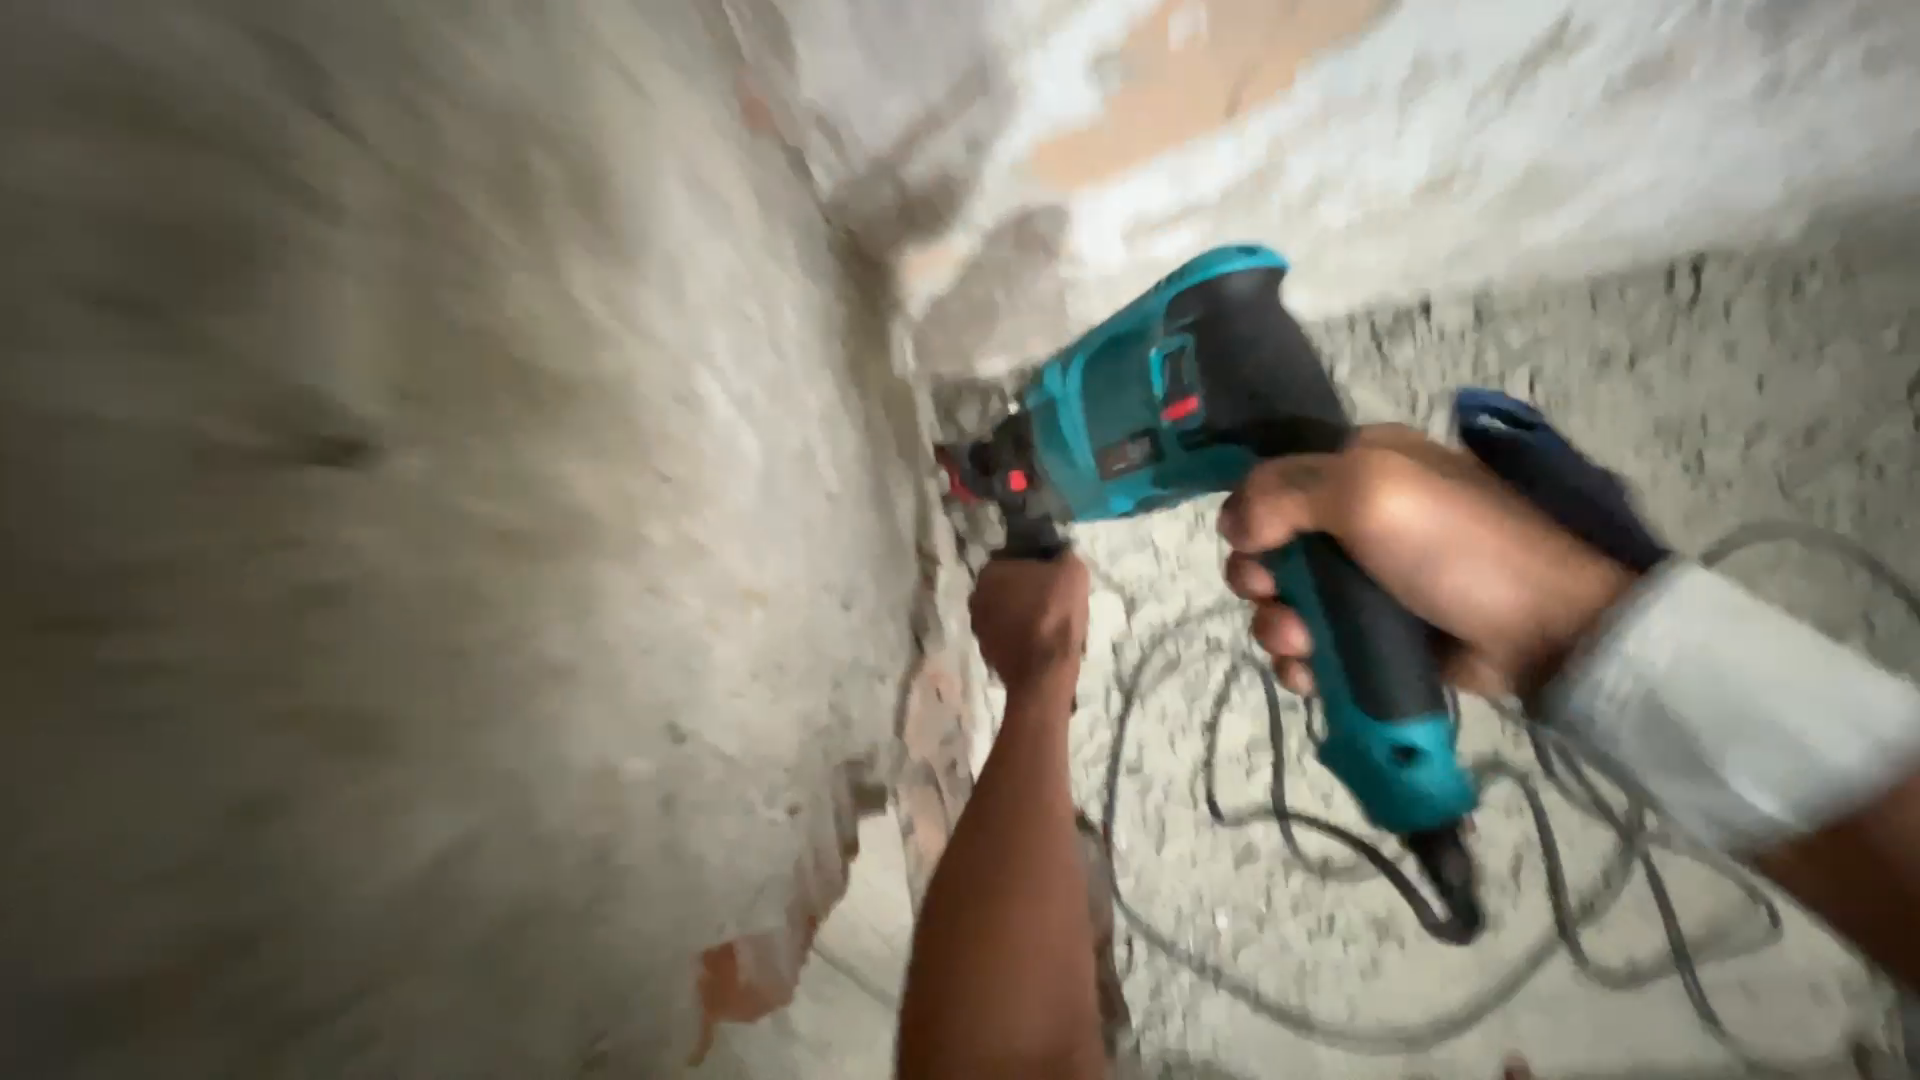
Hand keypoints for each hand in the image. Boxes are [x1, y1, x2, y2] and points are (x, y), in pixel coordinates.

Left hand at [969, 553, 1089, 693]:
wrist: (1045, 668)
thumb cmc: (1055, 611)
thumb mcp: (1072, 571)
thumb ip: (1063, 556)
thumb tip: (1062, 555)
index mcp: (990, 570)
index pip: (1012, 559)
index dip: (1035, 566)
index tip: (1053, 577)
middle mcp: (976, 596)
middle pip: (1007, 587)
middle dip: (1026, 591)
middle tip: (1053, 599)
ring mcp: (978, 627)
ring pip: (1006, 613)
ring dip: (1022, 615)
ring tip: (1050, 623)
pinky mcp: (987, 652)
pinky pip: (1007, 637)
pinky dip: (1020, 637)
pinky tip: (1041, 643)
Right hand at [1217, 425, 1638, 699]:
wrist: (1544, 632)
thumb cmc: (1455, 547)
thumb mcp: (1371, 493)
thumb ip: (1285, 492)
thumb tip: (1231, 525)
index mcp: (1357, 465)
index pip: (1271, 483)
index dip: (1250, 518)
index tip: (1254, 548)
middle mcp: (1352, 516)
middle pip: (1267, 547)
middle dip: (1259, 581)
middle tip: (1277, 600)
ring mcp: (1361, 577)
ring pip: (1281, 600)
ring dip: (1276, 627)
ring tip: (1302, 647)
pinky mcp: (1370, 629)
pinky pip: (1309, 642)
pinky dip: (1299, 660)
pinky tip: (1311, 674)